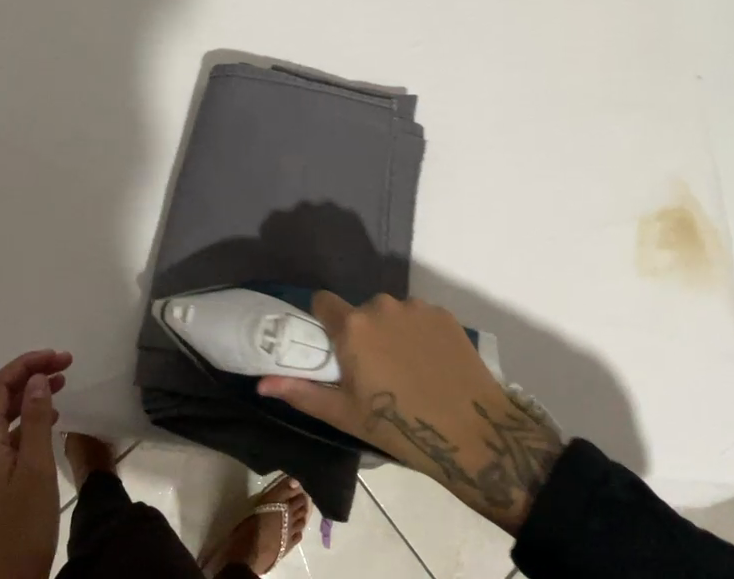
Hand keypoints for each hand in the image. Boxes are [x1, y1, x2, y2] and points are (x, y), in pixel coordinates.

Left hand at [0, 349, 72, 578]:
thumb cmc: (24, 525)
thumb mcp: (36, 469)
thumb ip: (34, 421)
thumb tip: (37, 379)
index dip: (27, 364)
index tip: (59, 357)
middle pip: (0, 399)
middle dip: (31, 375)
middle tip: (66, 365)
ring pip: (4, 417)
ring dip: (31, 396)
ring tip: (62, 384)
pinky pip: (9, 437)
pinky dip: (29, 421)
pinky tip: (51, 421)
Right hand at [257, 293, 561, 533]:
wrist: (473, 431)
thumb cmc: (400, 427)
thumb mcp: (345, 414)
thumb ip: (300, 392)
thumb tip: (260, 383)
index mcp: (352, 327)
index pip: (323, 301)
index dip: (323, 321)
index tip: (332, 348)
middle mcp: (381, 306)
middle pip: (360, 310)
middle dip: (361, 333)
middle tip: (372, 371)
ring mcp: (416, 308)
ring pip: (391, 313)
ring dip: (390, 332)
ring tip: (405, 370)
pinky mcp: (444, 314)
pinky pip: (419, 317)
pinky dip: (418, 334)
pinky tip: (429, 365)